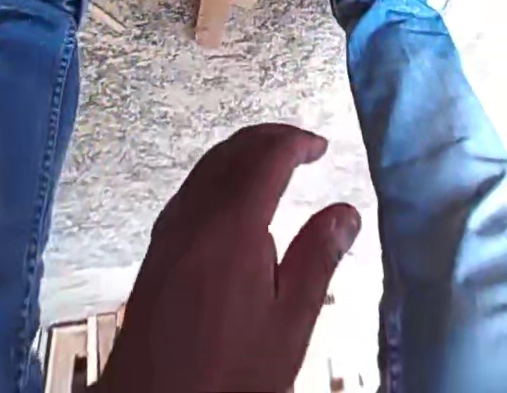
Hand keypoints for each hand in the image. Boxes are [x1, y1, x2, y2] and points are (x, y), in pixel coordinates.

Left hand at [96, 124, 359, 392]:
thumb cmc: (230, 373)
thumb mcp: (288, 326)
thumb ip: (317, 259)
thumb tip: (346, 211)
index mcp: (232, 224)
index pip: (266, 158)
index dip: (295, 143)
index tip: (320, 145)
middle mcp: (196, 211)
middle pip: (234, 149)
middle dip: (270, 137)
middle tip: (302, 144)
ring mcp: (172, 223)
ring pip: (210, 163)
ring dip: (244, 149)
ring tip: (276, 159)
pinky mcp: (160, 240)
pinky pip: (194, 184)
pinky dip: (222, 169)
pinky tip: (236, 192)